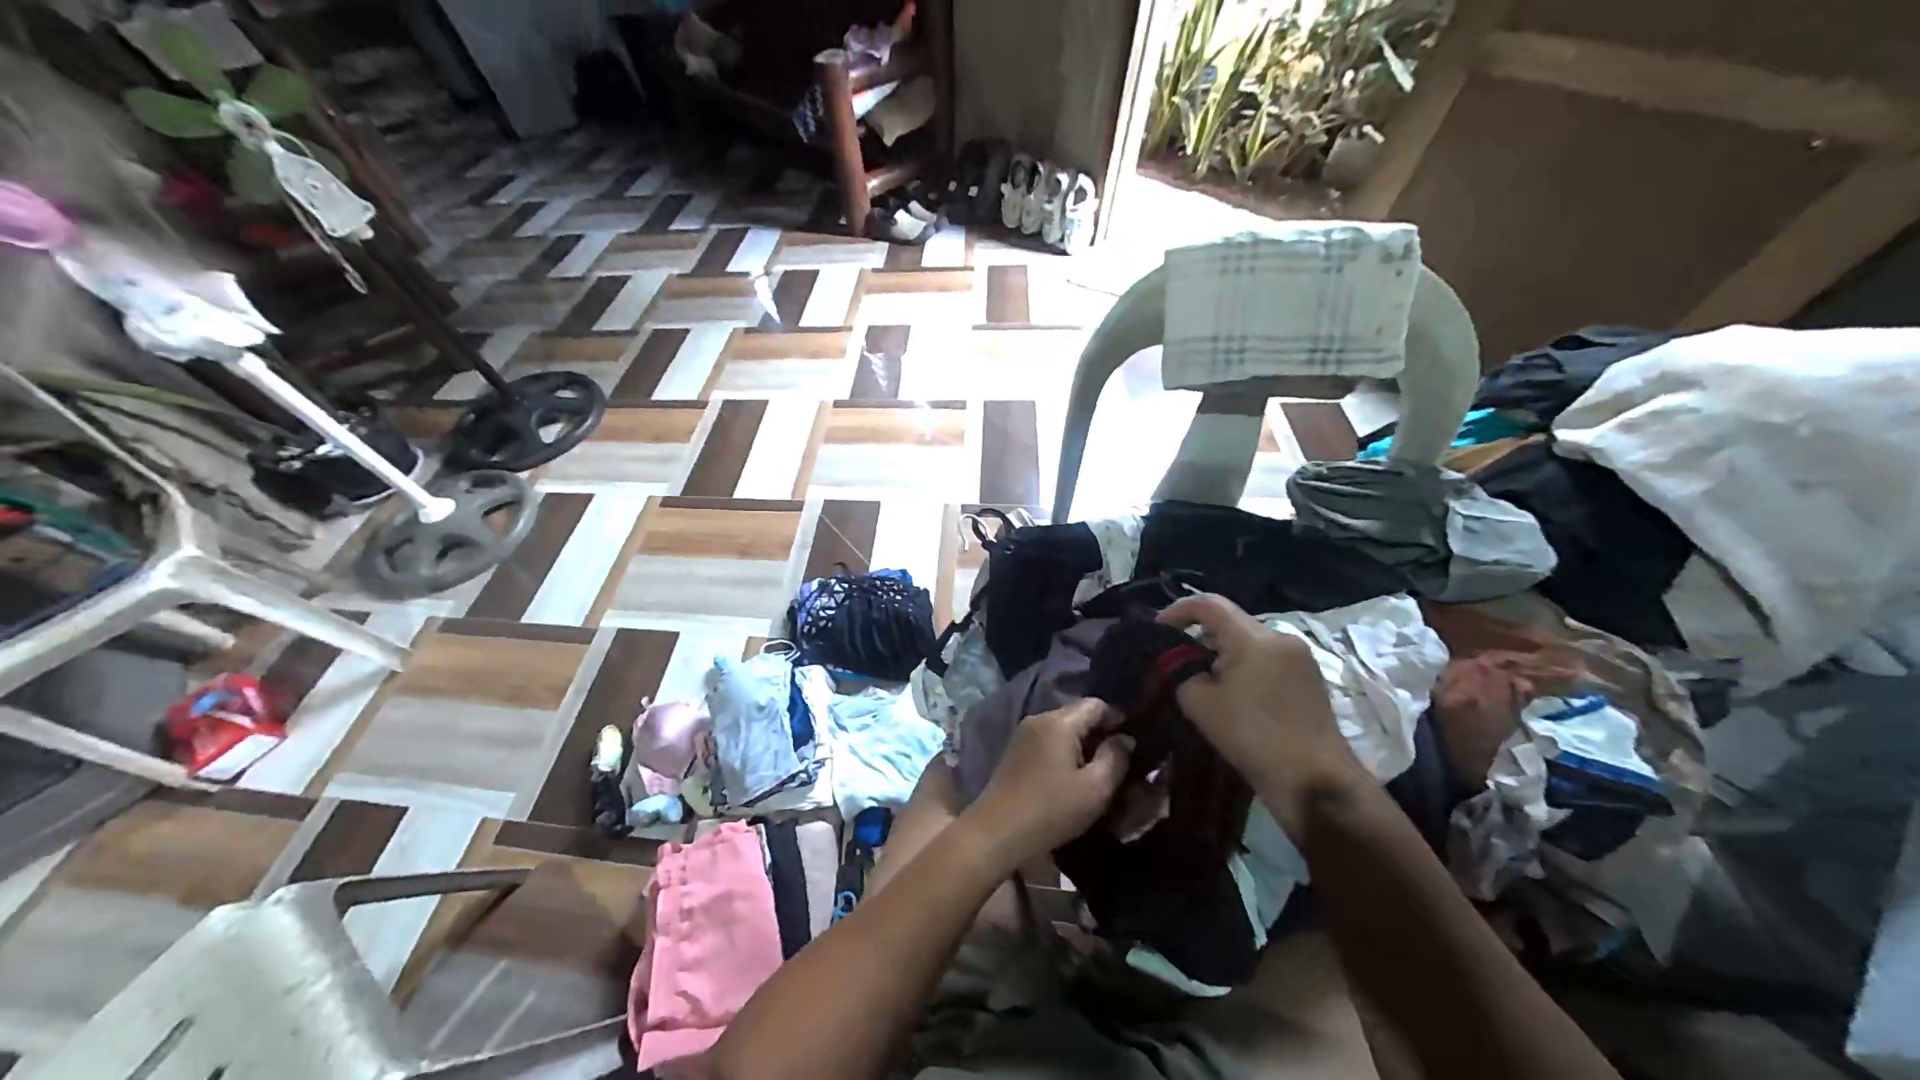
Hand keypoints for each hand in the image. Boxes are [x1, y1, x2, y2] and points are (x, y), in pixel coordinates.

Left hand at [960, 699, 1132, 872]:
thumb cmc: (1051, 810)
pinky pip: (1048, 742)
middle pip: (1078, 715)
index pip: (1096, 704)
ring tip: (1097, 772)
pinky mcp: (1015, 751)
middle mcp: (1039, 719)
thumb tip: (1124, 738)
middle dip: (1100, 734)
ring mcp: (1023, 734)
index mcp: (1059, 721)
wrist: (997, 832)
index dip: (1118, 719)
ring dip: (1082, 746)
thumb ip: (1116, 758)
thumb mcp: (1095, 788)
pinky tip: (1071, 777)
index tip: (1133, 744)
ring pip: (1063, 730)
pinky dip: (1064, 753)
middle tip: (1119, 762)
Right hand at [1157, 593, 1367, 831]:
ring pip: (1249, 640)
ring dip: (1222, 652)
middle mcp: (1280, 636)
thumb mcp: (1199, 703)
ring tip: (1205, 681)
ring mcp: (1300, 656)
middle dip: (1200, 636)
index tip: (1159, 630)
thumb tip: (1173, 655)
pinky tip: (1236, 694)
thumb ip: (1179, 669)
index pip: (1209, 603)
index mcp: (1252, 638)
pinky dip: (1245, 664)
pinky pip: (1267, 657)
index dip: (1178, 610)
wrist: (1314, 779)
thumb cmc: (1251, 737)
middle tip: (1178, 662)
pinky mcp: (1310, 675)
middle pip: (1230, 621)